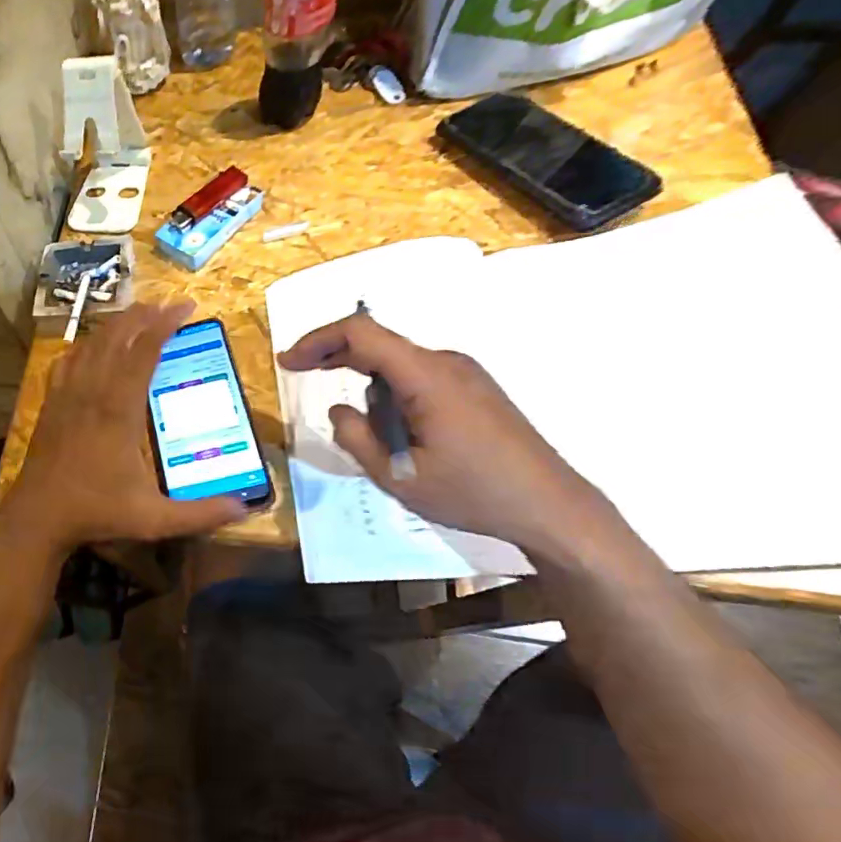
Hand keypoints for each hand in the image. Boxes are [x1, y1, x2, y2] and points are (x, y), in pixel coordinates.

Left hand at [1, 300, 247, 550]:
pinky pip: (67, 361)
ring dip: (115, 325)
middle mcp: (92, 392)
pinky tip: (91, 348)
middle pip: (116, 336)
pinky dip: (84, 346)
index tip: (186, 307)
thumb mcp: (153, 519)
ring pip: (90, 344)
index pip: (144, 351)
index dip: (165, 324)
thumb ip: (200, 513)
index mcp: (119, 409)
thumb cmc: (96, 512)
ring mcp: (67, 395)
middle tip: (167, 306)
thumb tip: (244, 510)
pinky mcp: (51, 403)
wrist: (38, 515)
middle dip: (143, 314)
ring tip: (136, 317)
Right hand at [277, 313, 616, 560]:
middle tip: (302, 377)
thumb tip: (338, 408)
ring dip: (370, 388)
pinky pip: (420, 378)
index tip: (288, 362)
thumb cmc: (473, 493)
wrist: (552, 508)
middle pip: (378, 344)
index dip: (317, 340)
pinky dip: (393, 394)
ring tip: (373, 440)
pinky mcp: (476, 390)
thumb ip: (355, 438)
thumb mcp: (398, 477)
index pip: (361, 333)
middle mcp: (447, 363)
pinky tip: (397, 433)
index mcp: (427, 376)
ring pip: (399, 365)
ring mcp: (466, 374)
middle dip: (335, 358)